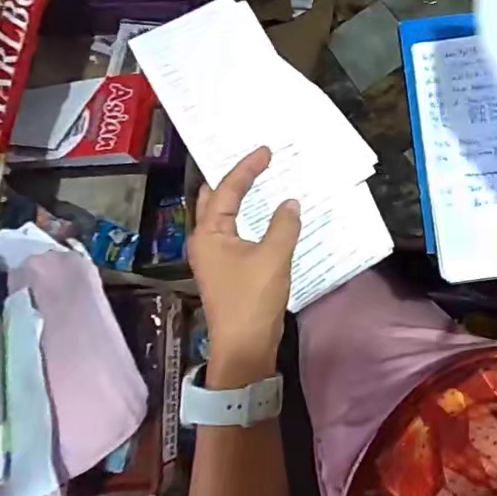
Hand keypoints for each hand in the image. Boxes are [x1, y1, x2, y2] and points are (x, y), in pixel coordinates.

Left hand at [188, 147, 300, 387]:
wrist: (246, 344)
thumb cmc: (253, 297)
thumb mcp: (274, 257)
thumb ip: (284, 225)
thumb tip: (290, 202)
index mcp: (208, 234)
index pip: (226, 191)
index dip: (247, 169)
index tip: (266, 151)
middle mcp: (206, 241)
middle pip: (215, 201)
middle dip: (234, 180)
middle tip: (254, 162)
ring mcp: (216, 257)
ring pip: (226, 218)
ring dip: (243, 201)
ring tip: (262, 183)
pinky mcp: (229, 269)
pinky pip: (239, 234)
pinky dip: (252, 220)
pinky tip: (269, 218)